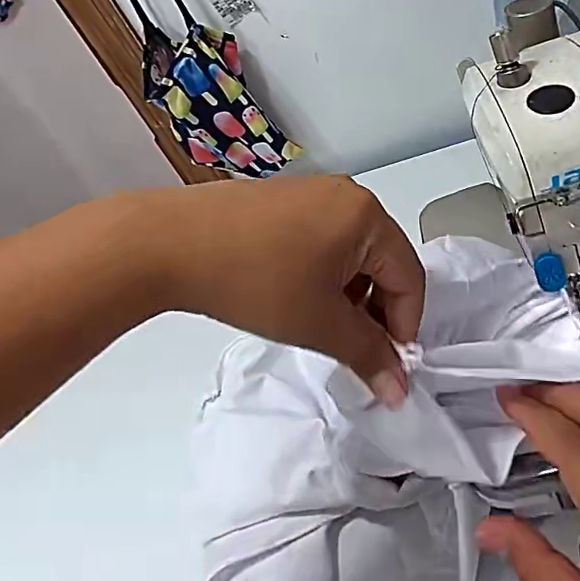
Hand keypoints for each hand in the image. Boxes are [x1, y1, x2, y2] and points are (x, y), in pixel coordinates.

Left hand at [109, 176, 425, 405]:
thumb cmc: (252, 279)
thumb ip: (368, 355)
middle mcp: (346, 194)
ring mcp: (313, 192)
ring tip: (318, 323)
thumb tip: (398, 389)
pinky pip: (324, 238)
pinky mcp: (285, 198)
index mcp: (366, 215)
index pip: (410, 278)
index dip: (403, 328)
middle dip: (374, 311)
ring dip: (349, 294)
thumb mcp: (318, 324)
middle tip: (351, 348)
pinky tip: (295, 294)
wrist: (169, 242)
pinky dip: (324, 273)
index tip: (384, 366)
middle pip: (383, 262)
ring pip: (353, 252)